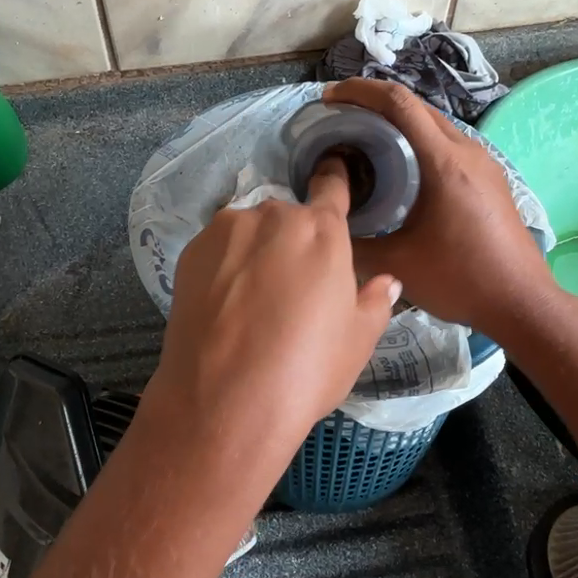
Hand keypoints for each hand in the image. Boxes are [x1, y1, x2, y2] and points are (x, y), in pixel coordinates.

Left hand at [144, 159, 401, 448]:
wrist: (224, 401)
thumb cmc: (306, 370)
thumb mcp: (357, 342)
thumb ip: (373, 301)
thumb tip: (386, 280)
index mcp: (321, 230)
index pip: (331, 187)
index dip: (334, 182)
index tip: (332, 176)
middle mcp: (273, 216)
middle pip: (288, 218)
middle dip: (292, 242)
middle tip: (291, 289)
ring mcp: (227, 229)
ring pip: (249, 231)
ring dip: (255, 251)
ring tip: (252, 301)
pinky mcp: (191, 249)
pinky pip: (217, 248)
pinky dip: (223, 266)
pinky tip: (223, 305)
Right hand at [324, 79, 557, 330]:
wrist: (522, 304)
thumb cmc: (461, 279)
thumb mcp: (397, 264)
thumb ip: (354, 243)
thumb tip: (325, 223)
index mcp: (444, 162)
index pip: (399, 103)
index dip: (360, 91)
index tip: (329, 97)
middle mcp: (467, 151)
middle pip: (416, 105)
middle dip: (374, 101)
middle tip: (339, 115)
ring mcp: (483, 162)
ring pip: (434, 122)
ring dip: (398, 119)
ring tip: (364, 136)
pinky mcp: (490, 177)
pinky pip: (447, 141)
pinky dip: (417, 138)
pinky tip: (400, 164)